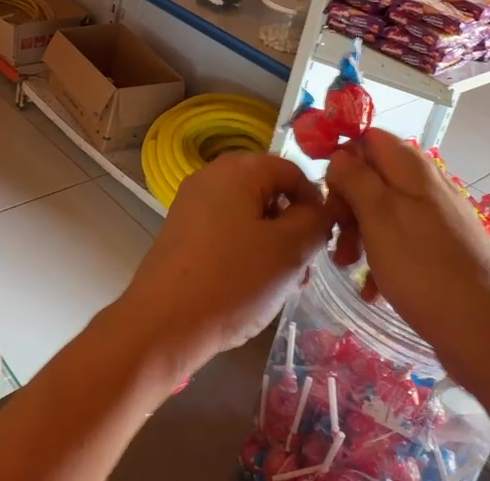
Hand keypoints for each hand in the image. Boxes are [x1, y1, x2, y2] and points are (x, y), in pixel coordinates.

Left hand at [114, 153, 330, 375]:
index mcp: (236, 169)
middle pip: (269, 191)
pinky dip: (248, 251)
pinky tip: (255, 286)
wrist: (165, 320)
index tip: (325, 239)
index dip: (316, 202)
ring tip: (284, 284)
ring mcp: (192, 205)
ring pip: (249, 215)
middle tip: (305, 266)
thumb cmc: (234, 278)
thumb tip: (320, 209)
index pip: (291, 170)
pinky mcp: (183, 232)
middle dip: (293, 226)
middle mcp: (210, 177)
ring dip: (274, 243)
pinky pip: (227, 231)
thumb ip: (315, 221)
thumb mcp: (289, 249)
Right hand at [324, 130, 489, 368]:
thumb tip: (340, 155)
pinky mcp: (442, 251)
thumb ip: (355, 178)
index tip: (322, 188)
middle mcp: (427, 186)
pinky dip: (381, 258)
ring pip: (382, 211)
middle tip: (333, 235)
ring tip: (348, 266)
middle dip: (345, 203)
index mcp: (412, 168)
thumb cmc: (424, 268)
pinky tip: (373, 289)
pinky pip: (400, 241)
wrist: (488, 334)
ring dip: (358, 234)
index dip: (341, 156)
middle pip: (372, 176)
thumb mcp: (378, 216)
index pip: (368, 138)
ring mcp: (438, 219)